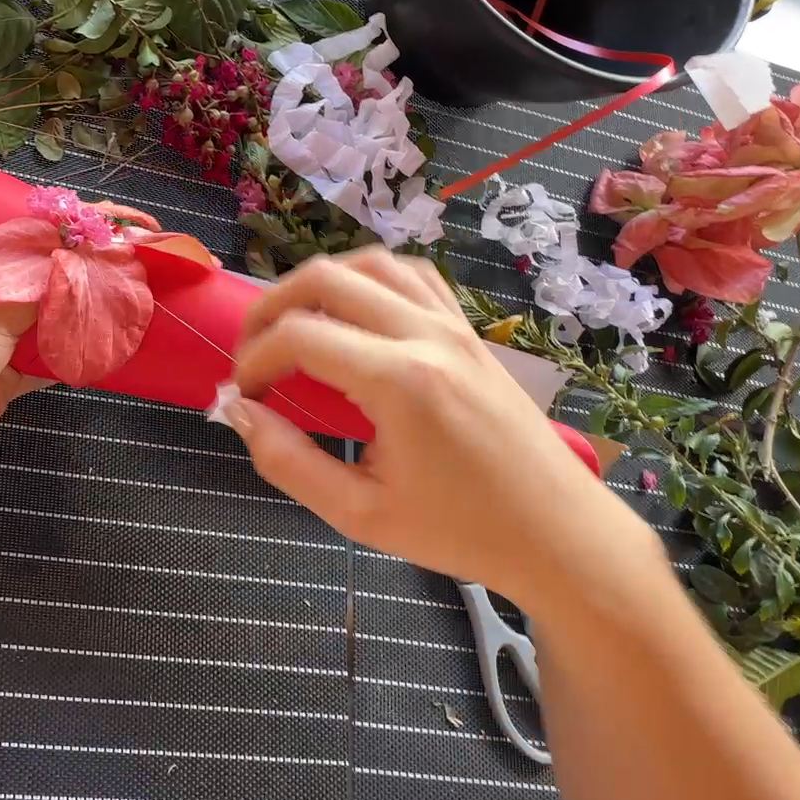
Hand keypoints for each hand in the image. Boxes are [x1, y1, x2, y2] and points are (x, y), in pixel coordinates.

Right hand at [222, 248, 662, 614]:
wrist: (560, 536)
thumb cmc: (459, 532)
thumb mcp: (358, 514)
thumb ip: (287, 461)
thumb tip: (239, 412)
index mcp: (399, 380)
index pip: (299, 336)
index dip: (254, 360)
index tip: (243, 395)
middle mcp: (426, 335)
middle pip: (325, 280)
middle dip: (270, 309)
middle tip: (252, 352)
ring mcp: (454, 325)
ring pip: (368, 263)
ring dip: (316, 284)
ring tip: (292, 324)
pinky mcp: (470, 331)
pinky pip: (412, 275)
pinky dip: (368, 279)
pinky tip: (353, 312)